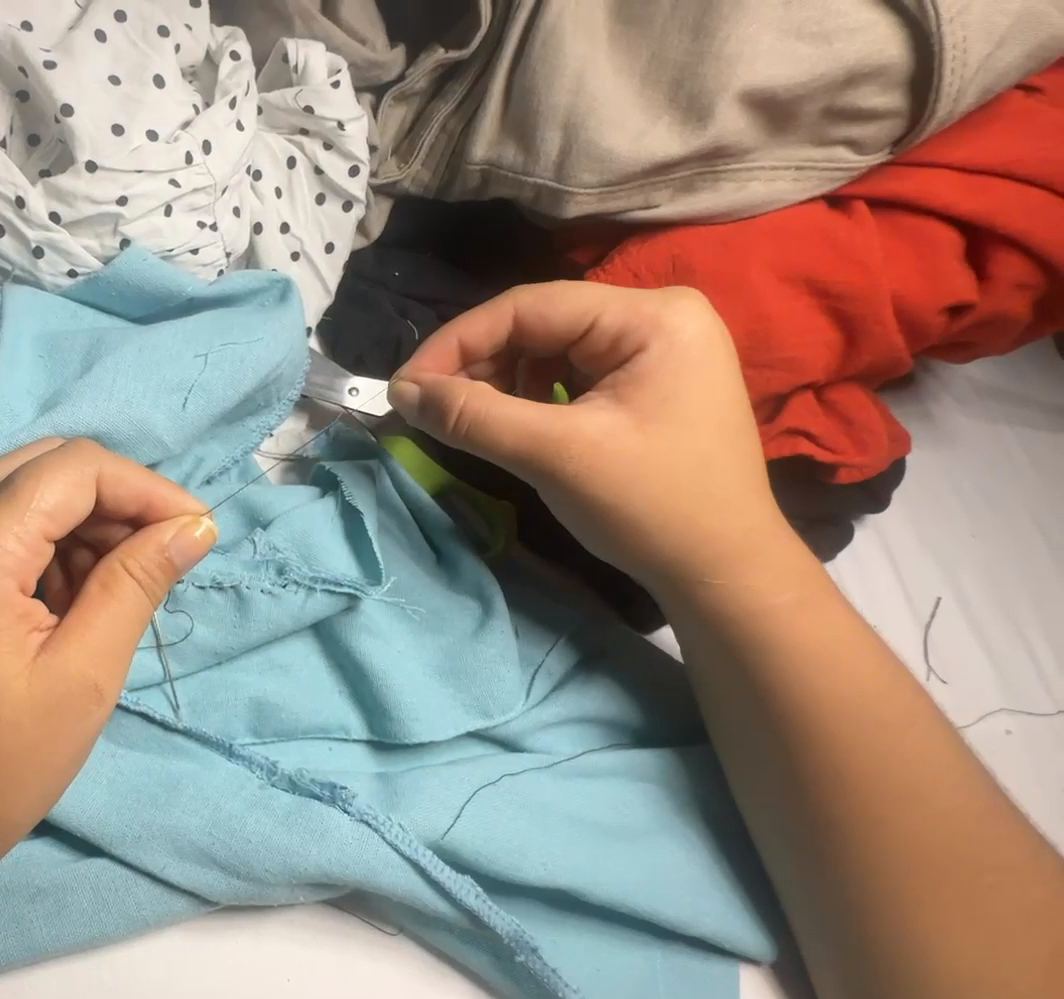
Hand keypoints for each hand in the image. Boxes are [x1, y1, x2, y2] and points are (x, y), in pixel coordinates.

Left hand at [0, 438, 218, 898]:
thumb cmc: (2, 764)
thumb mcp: (85, 674)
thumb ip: (137, 583)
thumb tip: (195, 526)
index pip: (73, 469)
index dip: (145, 488)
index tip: (197, 530)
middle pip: (47, 466)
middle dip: (118, 498)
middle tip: (167, 551)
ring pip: (27, 487)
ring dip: (88, 520)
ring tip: (130, 579)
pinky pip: (4, 522)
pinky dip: (54, 541)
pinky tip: (84, 590)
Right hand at [389, 282, 796, 597]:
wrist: (720, 569)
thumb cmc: (650, 507)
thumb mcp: (554, 456)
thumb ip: (473, 417)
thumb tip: (401, 393)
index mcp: (651, 317)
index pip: (527, 307)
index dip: (456, 342)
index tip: (404, 388)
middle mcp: (655, 316)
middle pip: (535, 322)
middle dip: (473, 363)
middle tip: (426, 407)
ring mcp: (652, 348)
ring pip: (543, 347)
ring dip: (493, 379)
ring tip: (462, 418)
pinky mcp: (642, 380)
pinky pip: (562, 372)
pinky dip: (521, 394)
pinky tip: (505, 422)